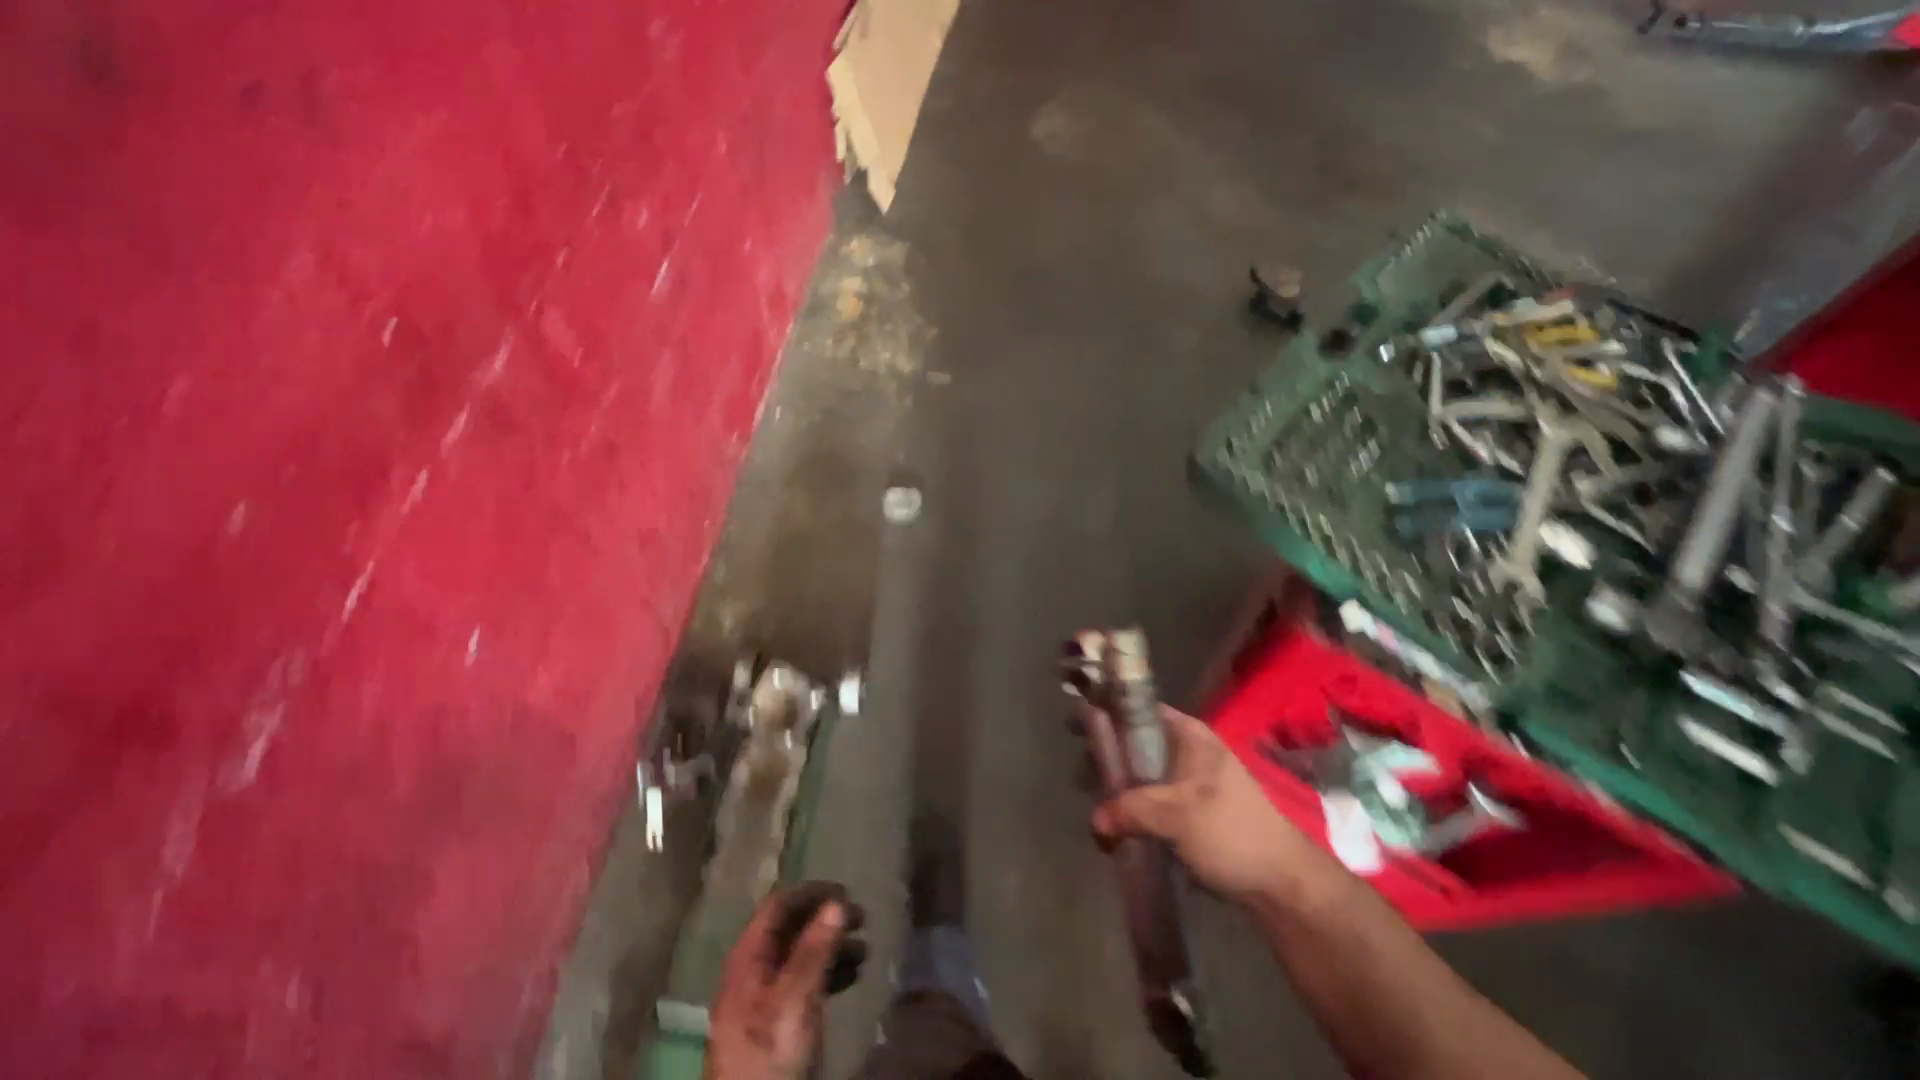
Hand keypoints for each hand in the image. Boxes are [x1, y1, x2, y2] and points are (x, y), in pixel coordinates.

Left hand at [704, 890, 845, 1079]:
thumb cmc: (769, 1049)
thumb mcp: (794, 999)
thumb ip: (813, 950)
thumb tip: (837, 903)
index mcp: (747, 957)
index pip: (776, 907)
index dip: (810, 894)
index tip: (846, 892)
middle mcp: (754, 969)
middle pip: (790, 929)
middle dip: (826, 919)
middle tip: (862, 918)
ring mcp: (766, 996)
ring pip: (800, 955)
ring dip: (832, 947)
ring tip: (865, 951)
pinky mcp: (779, 1020)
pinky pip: (805, 982)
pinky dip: (829, 973)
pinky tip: (852, 978)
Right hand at [1091, 708, 1315, 900]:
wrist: (1280, 883)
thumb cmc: (1231, 832)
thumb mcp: (1176, 814)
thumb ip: (1131, 808)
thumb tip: (1097, 818)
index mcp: (1189, 736)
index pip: (1140, 710)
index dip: (1107, 714)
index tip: (1076, 729)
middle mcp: (1188, 753)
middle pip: (1135, 745)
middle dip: (1107, 762)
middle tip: (1082, 781)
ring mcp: (1190, 785)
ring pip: (1141, 778)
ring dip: (1118, 794)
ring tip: (1099, 815)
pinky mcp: (1190, 815)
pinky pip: (1152, 805)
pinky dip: (1133, 814)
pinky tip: (1117, 833)